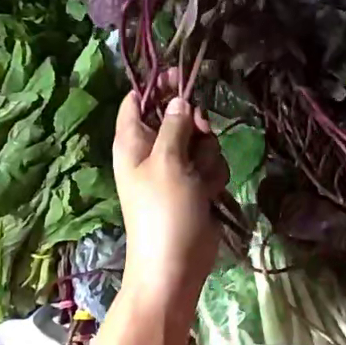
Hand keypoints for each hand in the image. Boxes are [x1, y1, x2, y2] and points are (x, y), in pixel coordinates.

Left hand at [113, 92, 226, 311]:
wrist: (175, 265)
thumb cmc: (163, 211)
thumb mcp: (167, 161)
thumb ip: (174, 125)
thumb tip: (178, 99)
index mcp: (132, 140)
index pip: (138, 99)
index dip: (159, 85)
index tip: (184, 80)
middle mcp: (151, 150)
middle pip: (178, 116)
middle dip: (195, 124)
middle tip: (203, 132)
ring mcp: (175, 169)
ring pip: (200, 140)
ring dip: (208, 155)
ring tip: (202, 179)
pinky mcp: (195, 186)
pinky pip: (210, 164)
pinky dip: (213, 175)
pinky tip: (210, 193)